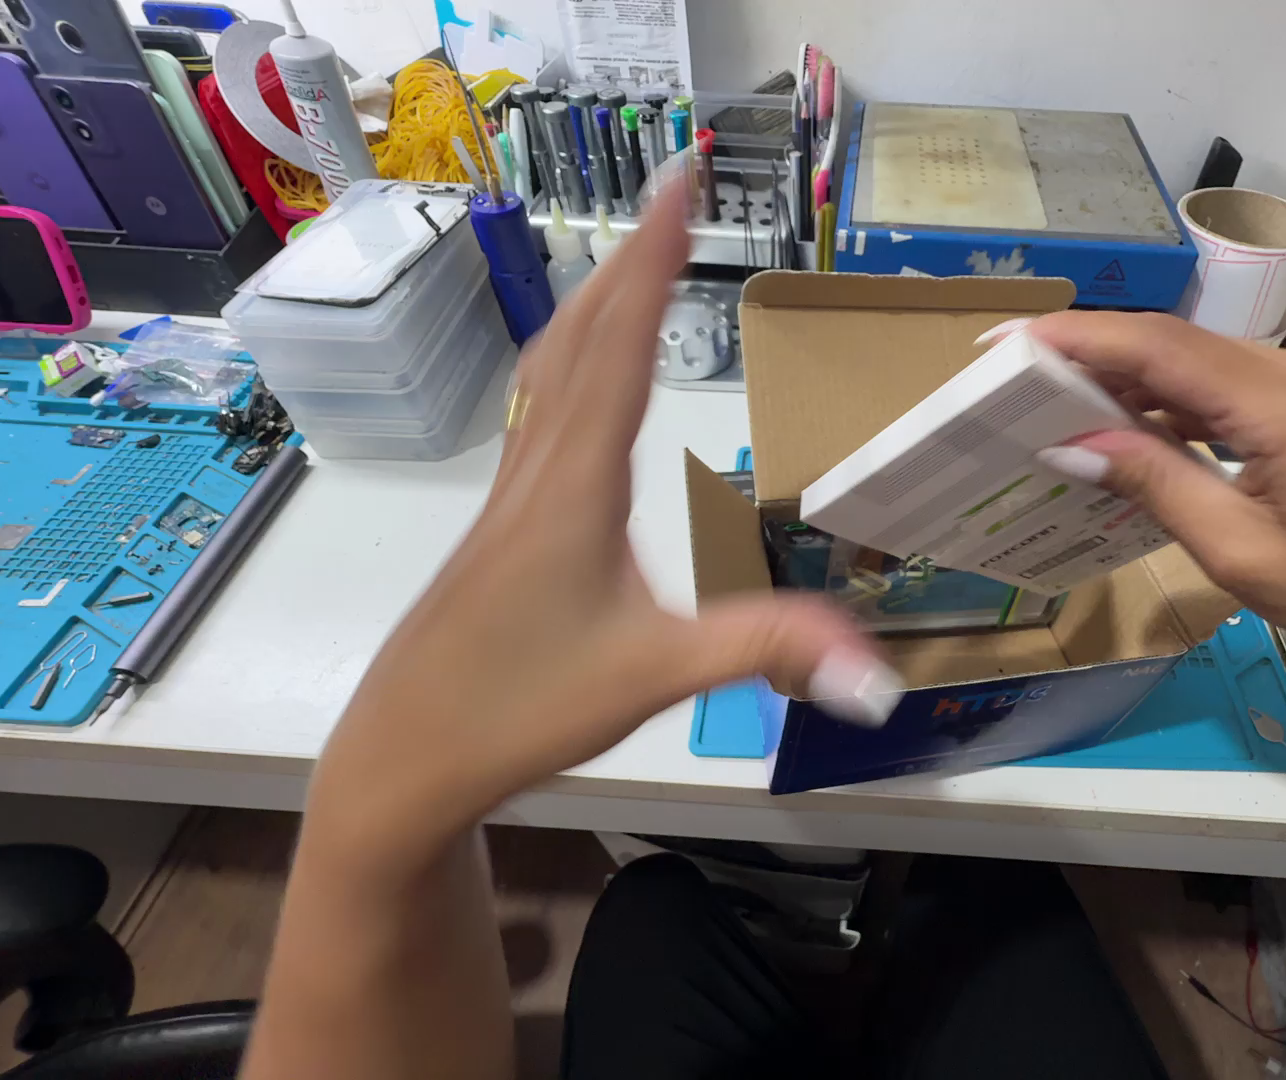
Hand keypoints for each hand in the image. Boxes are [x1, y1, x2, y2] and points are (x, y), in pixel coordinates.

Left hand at [310, 185, 894, 862]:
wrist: (407, 754)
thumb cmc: (525, 706)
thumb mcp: (658, 675)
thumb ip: (768, 651)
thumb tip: (878, 670)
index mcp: (578, 483)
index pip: (620, 345)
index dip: (652, 260)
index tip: (678, 181)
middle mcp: (540, 467)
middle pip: (582, 336)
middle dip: (628, 259)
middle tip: (670, 195)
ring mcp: (512, 491)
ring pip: (550, 368)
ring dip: (595, 303)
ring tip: (634, 262)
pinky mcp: (504, 518)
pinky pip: (540, 410)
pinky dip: (572, 360)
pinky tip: (582, 375)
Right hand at [1025, 313, 1285, 667]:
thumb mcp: (1241, 551)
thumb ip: (1155, 485)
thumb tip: (1070, 446)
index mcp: (1279, 402)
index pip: (1157, 347)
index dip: (1077, 337)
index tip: (1008, 340)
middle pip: (1172, 343)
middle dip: (1088, 351)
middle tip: (1015, 372)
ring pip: (1195, 362)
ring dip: (1125, 377)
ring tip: (1056, 398)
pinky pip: (1222, 387)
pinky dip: (1167, 400)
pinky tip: (1129, 424)